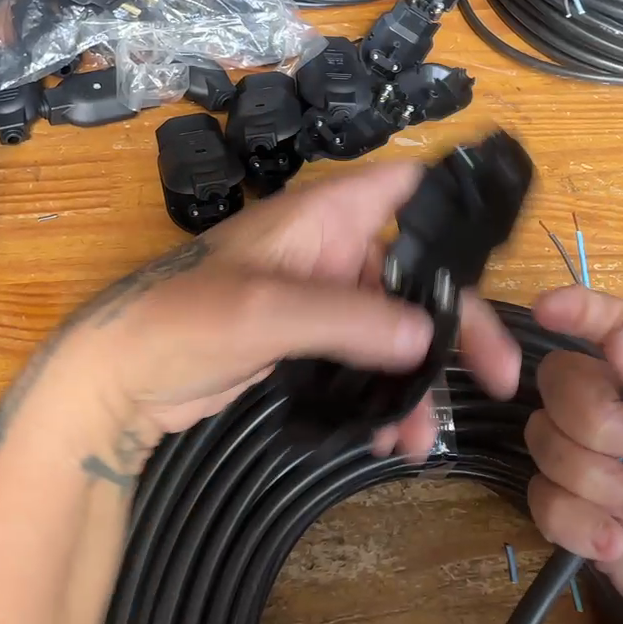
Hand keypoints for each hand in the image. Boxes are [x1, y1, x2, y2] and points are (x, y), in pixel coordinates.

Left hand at [60, 161, 521, 456]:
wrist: (122, 375)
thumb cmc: (185, 317)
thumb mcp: (268, 310)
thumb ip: (349, 319)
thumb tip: (426, 336)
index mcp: (321, 216)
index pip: (402, 188)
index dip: (454, 204)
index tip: (500, 249)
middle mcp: (327, 248)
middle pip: (412, 270)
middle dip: (453, 321)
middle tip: (497, 374)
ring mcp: (316, 296)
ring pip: (390, 323)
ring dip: (415, 373)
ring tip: (424, 433)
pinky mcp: (303, 340)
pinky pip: (361, 359)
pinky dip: (381, 392)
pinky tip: (387, 435)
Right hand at [523, 286, 622, 623]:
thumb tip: (619, 341)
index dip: (584, 308)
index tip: (545, 309)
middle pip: (570, 380)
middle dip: (590, 413)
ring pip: (549, 438)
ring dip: (584, 473)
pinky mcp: (605, 544)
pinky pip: (545, 504)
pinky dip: (569, 521)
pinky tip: (617, 550)